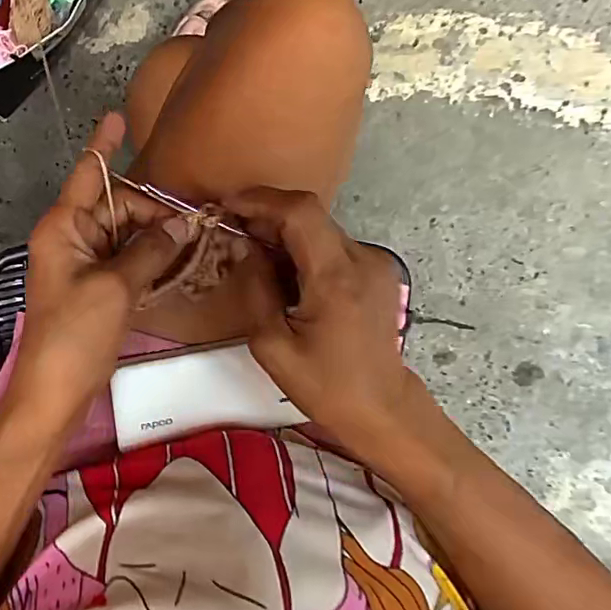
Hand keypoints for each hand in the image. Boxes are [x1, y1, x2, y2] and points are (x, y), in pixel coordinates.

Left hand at [7, 114, 195, 419]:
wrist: (55, 390)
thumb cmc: (76, 335)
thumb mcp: (116, 288)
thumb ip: (151, 250)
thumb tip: (184, 224)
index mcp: (63, 226)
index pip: (87, 174)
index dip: (104, 145)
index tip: (117, 117)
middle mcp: (69, 236)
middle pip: (116, 205)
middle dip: (153, 210)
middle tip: (193, 227)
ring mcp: (81, 262)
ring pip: (125, 232)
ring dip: (155, 235)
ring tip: (192, 242)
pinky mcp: (94, 286)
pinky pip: (125, 258)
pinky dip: (149, 257)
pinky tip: (176, 261)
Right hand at [227, 187, 455, 472]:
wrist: (383, 409)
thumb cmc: (324, 385)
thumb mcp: (272, 345)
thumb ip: (255, 288)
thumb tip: (243, 246)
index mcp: (336, 278)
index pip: (300, 212)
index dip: (260, 200)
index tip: (227, 205)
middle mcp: (362, 260)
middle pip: (309, 215)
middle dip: (265, 216)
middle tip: (230, 229)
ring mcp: (374, 263)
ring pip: (318, 228)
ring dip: (281, 233)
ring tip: (251, 253)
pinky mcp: (376, 271)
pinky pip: (330, 245)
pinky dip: (300, 248)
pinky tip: (281, 273)